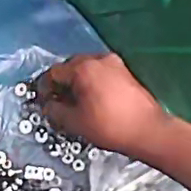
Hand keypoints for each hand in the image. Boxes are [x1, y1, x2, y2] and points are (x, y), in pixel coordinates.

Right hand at [36, 53, 176, 158]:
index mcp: (83, 69)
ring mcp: (115, 64)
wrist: (147, 131)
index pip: (53, 72)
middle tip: (56, 102)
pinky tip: (91, 101)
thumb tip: (48, 106)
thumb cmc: (109, 126)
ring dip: (76, 83)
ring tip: (74, 103)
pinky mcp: (125, 72)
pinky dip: (91, 83)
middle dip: (61, 84)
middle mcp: (99, 60)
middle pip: (70, 67)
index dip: (44, 87)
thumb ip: (54, 110)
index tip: (43, 100)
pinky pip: (100, 73)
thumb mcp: (74, 122)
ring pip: (86, 69)